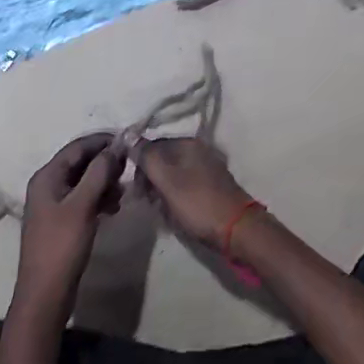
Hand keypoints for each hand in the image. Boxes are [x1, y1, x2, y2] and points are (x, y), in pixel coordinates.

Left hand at [16, 133, 123, 309]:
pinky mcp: (62, 220)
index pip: (78, 146)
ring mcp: (54, 204)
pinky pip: (84, 198)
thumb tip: (115, 146)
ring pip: (84, 180)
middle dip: (106, 162)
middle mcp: (48, 185)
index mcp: (47, 176)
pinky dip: (100, 197)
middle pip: (81, 162)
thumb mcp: (83, 205)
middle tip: (129, 167)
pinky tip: (114, 207)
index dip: (103, 141)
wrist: (45, 293)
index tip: (129, 141)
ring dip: (105, 181)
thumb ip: (99, 172)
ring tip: (123, 191)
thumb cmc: (62, 245)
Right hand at [135, 137, 253, 249]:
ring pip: (172, 176)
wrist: (236, 229)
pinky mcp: (210, 186)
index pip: (153, 145)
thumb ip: (147, 157)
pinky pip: (184, 187)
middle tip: (147, 201)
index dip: (140, 165)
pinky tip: (173, 214)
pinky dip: (175, 199)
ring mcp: (206, 168)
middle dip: (151, 180)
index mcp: (189, 143)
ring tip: (161, 211)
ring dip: (162, 192)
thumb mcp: (167, 180)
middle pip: (163, 160)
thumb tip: (128, 134)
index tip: (135, 188)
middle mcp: (198, 150)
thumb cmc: (198, 203)